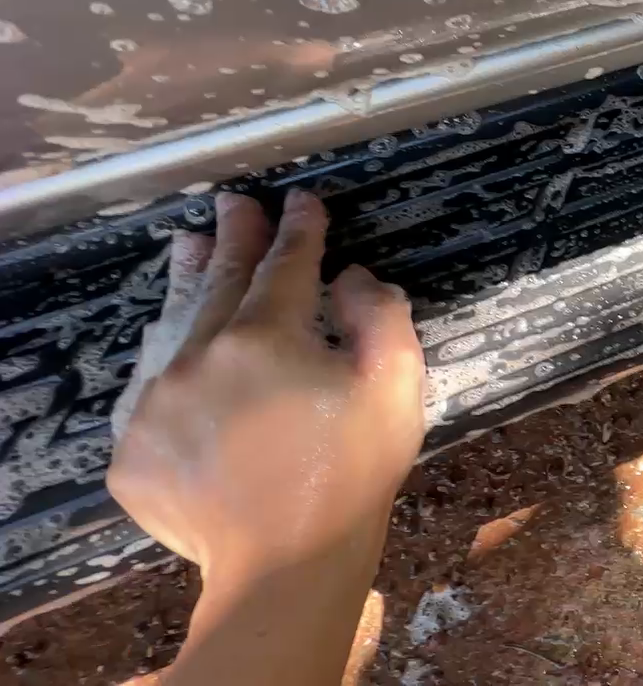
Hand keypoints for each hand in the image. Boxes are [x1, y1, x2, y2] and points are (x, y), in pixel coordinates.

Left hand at [107, 189, 424, 585]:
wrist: (289, 557)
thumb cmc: (358, 460)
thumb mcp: (397, 379)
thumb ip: (380, 313)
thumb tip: (353, 277)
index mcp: (266, 339)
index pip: (286, 268)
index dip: (300, 231)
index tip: (304, 198)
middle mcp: (196, 360)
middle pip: (217, 286)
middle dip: (234, 240)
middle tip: (234, 203)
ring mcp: (153, 406)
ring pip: (171, 329)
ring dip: (186, 283)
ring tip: (190, 244)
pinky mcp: (131, 449)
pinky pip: (153, 383)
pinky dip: (169, 347)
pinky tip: (176, 333)